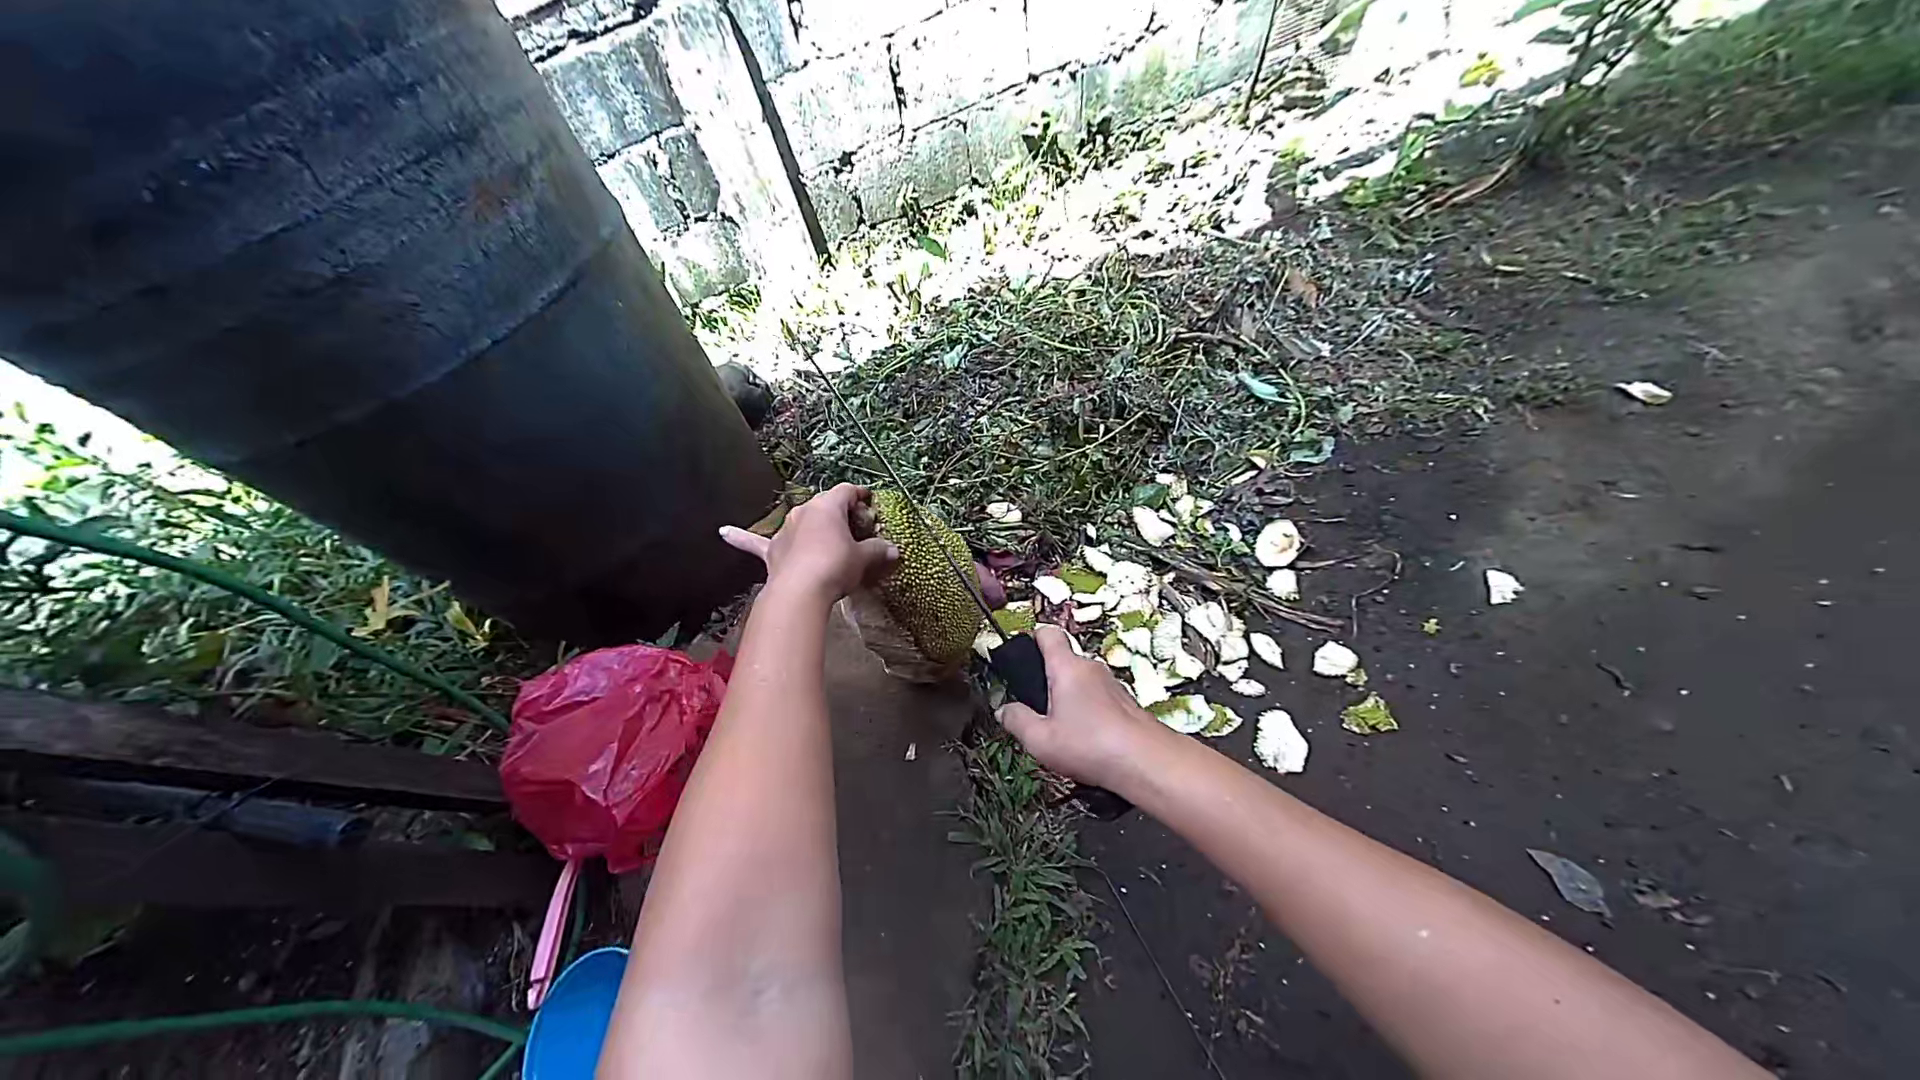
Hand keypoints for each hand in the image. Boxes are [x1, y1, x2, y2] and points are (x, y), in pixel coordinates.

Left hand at [720, 483, 898, 602]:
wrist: (801, 592)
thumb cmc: (836, 567)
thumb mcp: (864, 558)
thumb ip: (878, 551)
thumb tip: (894, 550)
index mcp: (827, 506)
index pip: (847, 491)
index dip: (861, 496)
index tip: (870, 505)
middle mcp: (803, 512)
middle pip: (825, 506)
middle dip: (841, 516)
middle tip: (857, 531)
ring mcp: (783, 531)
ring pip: (801, 523)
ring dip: (812, 529)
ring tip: (827, 541)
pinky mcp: (770, 551)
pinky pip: (753, 542)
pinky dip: (739, 537)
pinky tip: (723, 532)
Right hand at [996, 625, 1177, 793]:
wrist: (1146, 762)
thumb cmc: (1094, 746)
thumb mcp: (1040, 739)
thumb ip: (1016, 720)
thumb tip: (1004, 711)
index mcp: (1067, 668)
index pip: (1048, 634)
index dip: (1033, 637)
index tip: (1023, 650)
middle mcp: (1091, 669)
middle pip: (1064, 661)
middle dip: (1048, 680)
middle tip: (1036, 706)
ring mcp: (1112, 685)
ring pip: (1082, 682)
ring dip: (1069, 698)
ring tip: (1061, 729)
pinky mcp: (1125, 703)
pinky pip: (1098, 699)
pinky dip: (1088, 712)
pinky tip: (1084, 740)